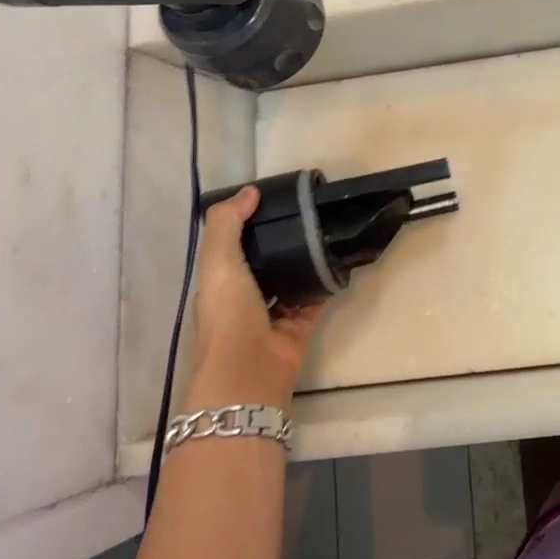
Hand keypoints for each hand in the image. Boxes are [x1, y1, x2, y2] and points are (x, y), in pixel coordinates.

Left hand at [185, 186, 321, 409]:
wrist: (251, 367)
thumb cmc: (228, 312)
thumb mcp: (218, 261)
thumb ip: (228, 223)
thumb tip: (251, 191)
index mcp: (220, 281)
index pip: (235, 245)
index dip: (250, 222)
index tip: (276, 199)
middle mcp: (245, 297)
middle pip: (265, 262)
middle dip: (282, 241)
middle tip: (310, 213)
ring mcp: (273, 314)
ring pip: (292, 280)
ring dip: (306, 261)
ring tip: (329, 232)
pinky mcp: (300, 326)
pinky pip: (316, 299)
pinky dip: (327, 285)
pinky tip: (341, 264)